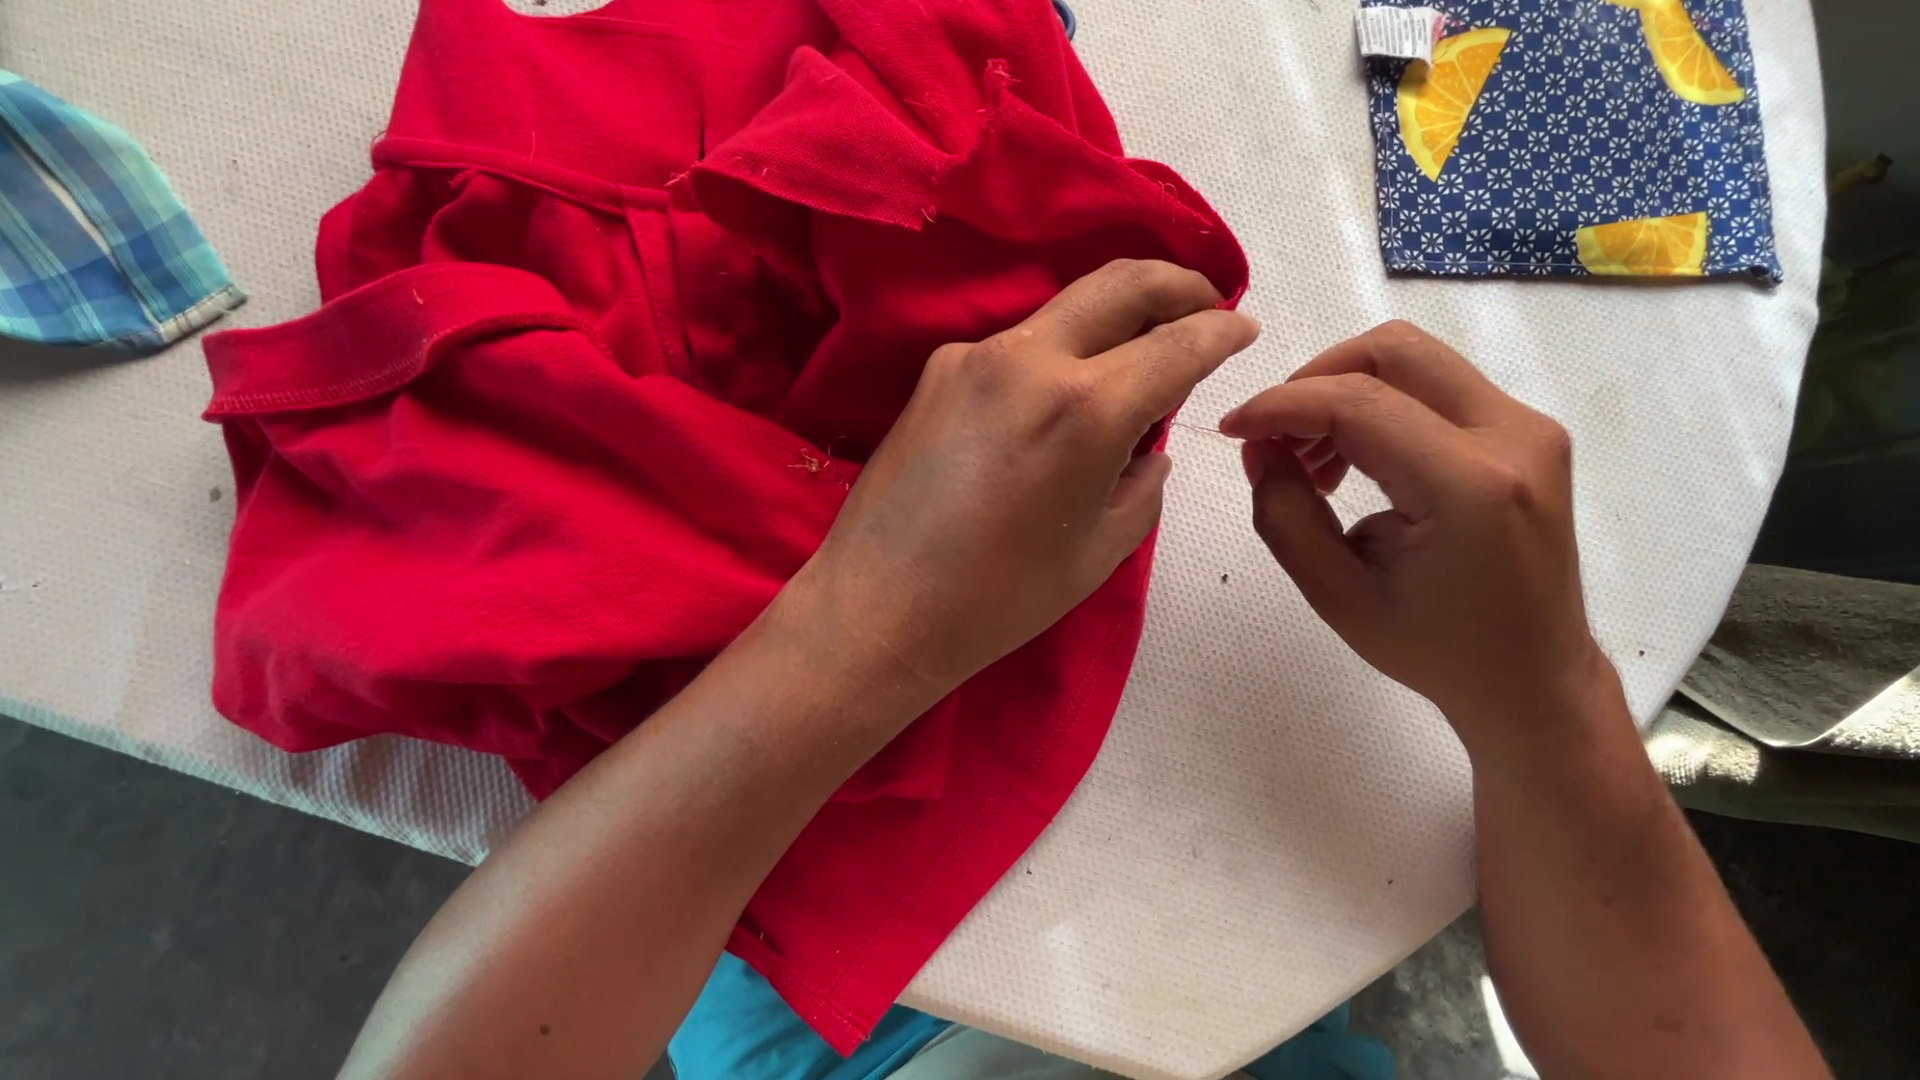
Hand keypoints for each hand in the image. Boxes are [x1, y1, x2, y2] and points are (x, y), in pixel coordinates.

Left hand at [780, 259, 1258, 700]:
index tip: (1242, 328)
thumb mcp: (1100, 548)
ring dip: (1112, 322)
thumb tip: (1149, 443)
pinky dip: (1055, 358)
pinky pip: (1016, 347)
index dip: (1221, 330)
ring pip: (1064, 312)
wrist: (878, 608)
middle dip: (1178, 284)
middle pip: (1121, 283)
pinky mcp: (935, 371)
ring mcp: (973, 357)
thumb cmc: (998, 598)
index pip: (1176, 342)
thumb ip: (1142, 481)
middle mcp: (1028, 357)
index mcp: (1085, 407)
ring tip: (1132, 364)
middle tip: (1206, 305)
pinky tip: (1056, 401)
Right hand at [1219, 321, 1610, 758]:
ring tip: (1310, 462)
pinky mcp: (1525, 433)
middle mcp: (1513, 436)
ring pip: (1413, 361)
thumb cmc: (1434, 649)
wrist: (1532, 678)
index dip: (1280, 405)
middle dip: (1314, 380)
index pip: (1357, 402)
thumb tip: (1259, 446)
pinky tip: (1352, 461)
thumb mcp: (1335, 594)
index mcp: (1468, 486)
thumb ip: (1284, 513)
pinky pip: (1434, 388)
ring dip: (1343, 393)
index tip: (1231, 430)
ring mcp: (1528, 428)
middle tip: (1274, 436)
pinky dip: (1377, 407)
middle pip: (1393, 350)